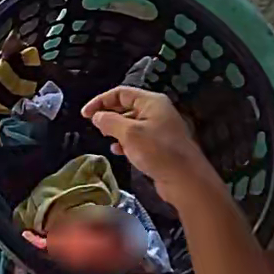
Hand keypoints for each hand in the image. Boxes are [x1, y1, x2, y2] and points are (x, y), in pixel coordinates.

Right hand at [81, 86, 223, 209]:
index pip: (120, 93)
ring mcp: (159, 129)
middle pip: (126, 106)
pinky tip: (118, 151)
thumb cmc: (158, 151)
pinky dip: (125, 142)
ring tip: (105, 138)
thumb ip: (110, 121)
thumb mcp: (129, 134)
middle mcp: (156, 111)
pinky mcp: (160, 146)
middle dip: (109, 114)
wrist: (187, 180)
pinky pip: (138, 138)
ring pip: (131, 123)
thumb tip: (97, 116)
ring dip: (116, 130)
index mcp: (151, 101)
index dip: (100, 101)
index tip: (85, 114)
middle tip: (94, 125)